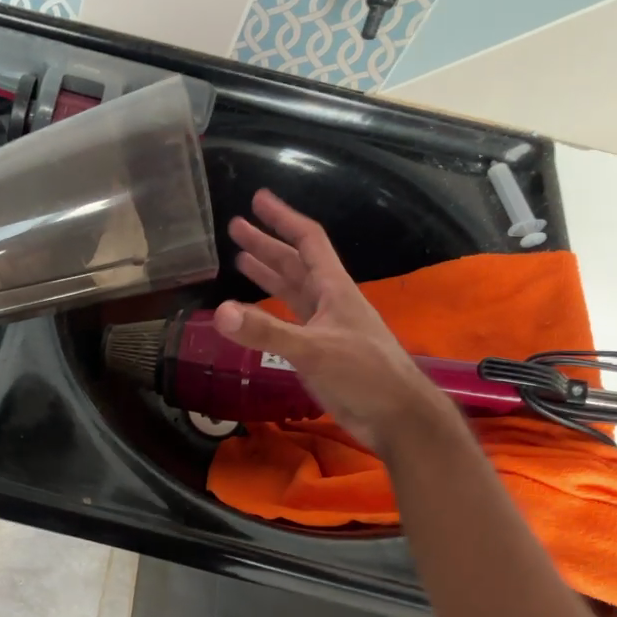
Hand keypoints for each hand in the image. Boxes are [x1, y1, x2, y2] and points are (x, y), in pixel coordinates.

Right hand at [216, 189, 448, 450]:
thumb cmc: (365, 375)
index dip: (283, 218)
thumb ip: (266, 332)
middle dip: (266, 243)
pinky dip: (268, 311)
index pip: (307, 242)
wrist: (396, 417)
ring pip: (292, 290)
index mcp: (334, 290)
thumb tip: (219, 311)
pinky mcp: (320, 352)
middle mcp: (329, 302)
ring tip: (240, 258)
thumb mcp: (314, 350)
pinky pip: (289, 321)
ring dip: (267, 273)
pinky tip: (253, 314)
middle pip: (295, 263)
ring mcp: (325, 327)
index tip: (259, 199)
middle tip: (235, 226)